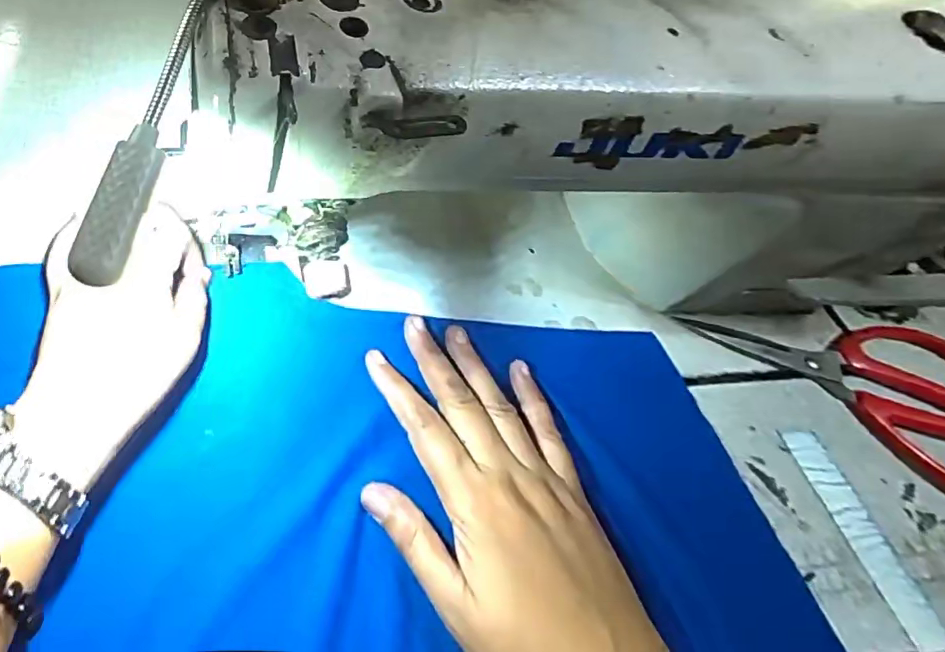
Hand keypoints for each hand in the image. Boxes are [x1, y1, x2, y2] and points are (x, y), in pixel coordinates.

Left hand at [11, 205, 210, 488]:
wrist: (72, 414)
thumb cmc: (133, 383)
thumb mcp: (183, 344)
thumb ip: (193, 299)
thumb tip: (195, 275)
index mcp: (147, 279)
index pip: (173, 232)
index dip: (188, 241)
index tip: (191, 264)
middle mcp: (113, 268)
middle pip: (141, 220)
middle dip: (163, 222)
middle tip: (173, 244)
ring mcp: (82, 276)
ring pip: (105, 223)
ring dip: (127, 214)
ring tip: (141, 215)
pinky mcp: (60, 288)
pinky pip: (65, 245)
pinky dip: (76, 227)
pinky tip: (84, 217)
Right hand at [362, 317, 667, 651]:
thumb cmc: (520, 638)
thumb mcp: (456, 603)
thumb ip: (415, 541)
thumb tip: (372, 491)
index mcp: (473, 500)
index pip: (425, 431)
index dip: (398, 391)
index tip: (377, 359)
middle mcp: (506, 474)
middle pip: (462, 404)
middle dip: (434, 360)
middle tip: (415, 325)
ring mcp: (543, 475)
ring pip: (502, 406)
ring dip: (476, 365)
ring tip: (457, 332)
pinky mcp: (571, 485)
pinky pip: (549, 429)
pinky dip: (533, 396)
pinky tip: (522, 369)